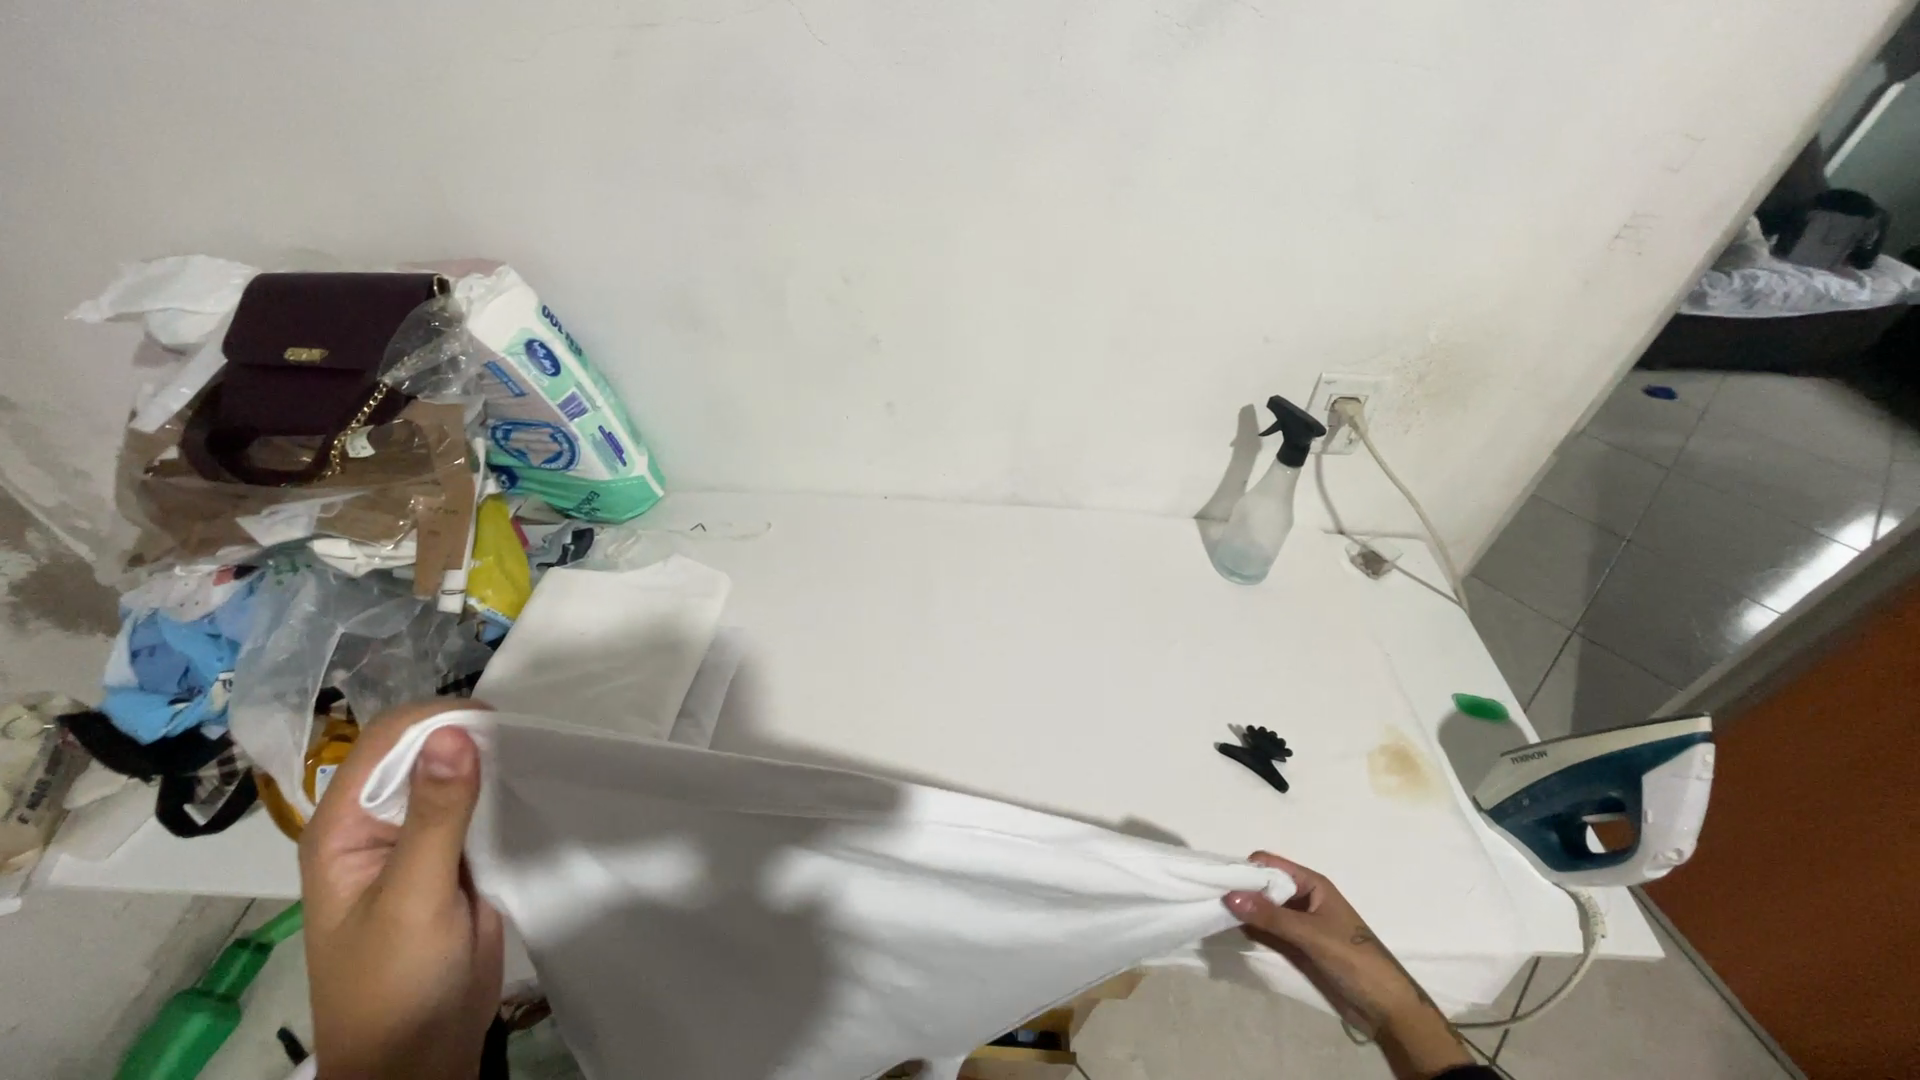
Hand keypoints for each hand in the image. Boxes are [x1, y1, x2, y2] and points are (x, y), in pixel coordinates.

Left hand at [299, 700, 503, 1079]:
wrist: (420, 1055)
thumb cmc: (395, 983)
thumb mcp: (413, 898)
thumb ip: (435, 816)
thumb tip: (454, 732)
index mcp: (345, 827)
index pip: (386, 743)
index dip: (437, 724)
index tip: (500, 729)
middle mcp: (380, 824)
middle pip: (422, 752)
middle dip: (471, 739)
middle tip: (528, 747)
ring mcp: (422, 841)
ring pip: (457, 776)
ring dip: (494, 764)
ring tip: (540, 762)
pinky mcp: (461, 858)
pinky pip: (483, 807)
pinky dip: (508, 792)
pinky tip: (538, 789)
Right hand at [1224, 853, 1471, 1079]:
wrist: (1385, 1006)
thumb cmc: (1353, 959)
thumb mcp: (1310, 934)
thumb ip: (1270, 916)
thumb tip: (1228, 895)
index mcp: (1311, 884)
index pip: (1269, 864)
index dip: (1244, 869)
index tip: (1218, 882)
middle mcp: (1302, 897)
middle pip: (1263, 884)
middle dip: (1240, 890)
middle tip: (1211, 900)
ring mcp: (1299, 921)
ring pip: (1262, 907)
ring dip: (1243, 911)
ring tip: (1216, 915)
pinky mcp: (1296, 944)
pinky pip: (1267, 929)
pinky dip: (1251, 928)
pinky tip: (1233, 931)